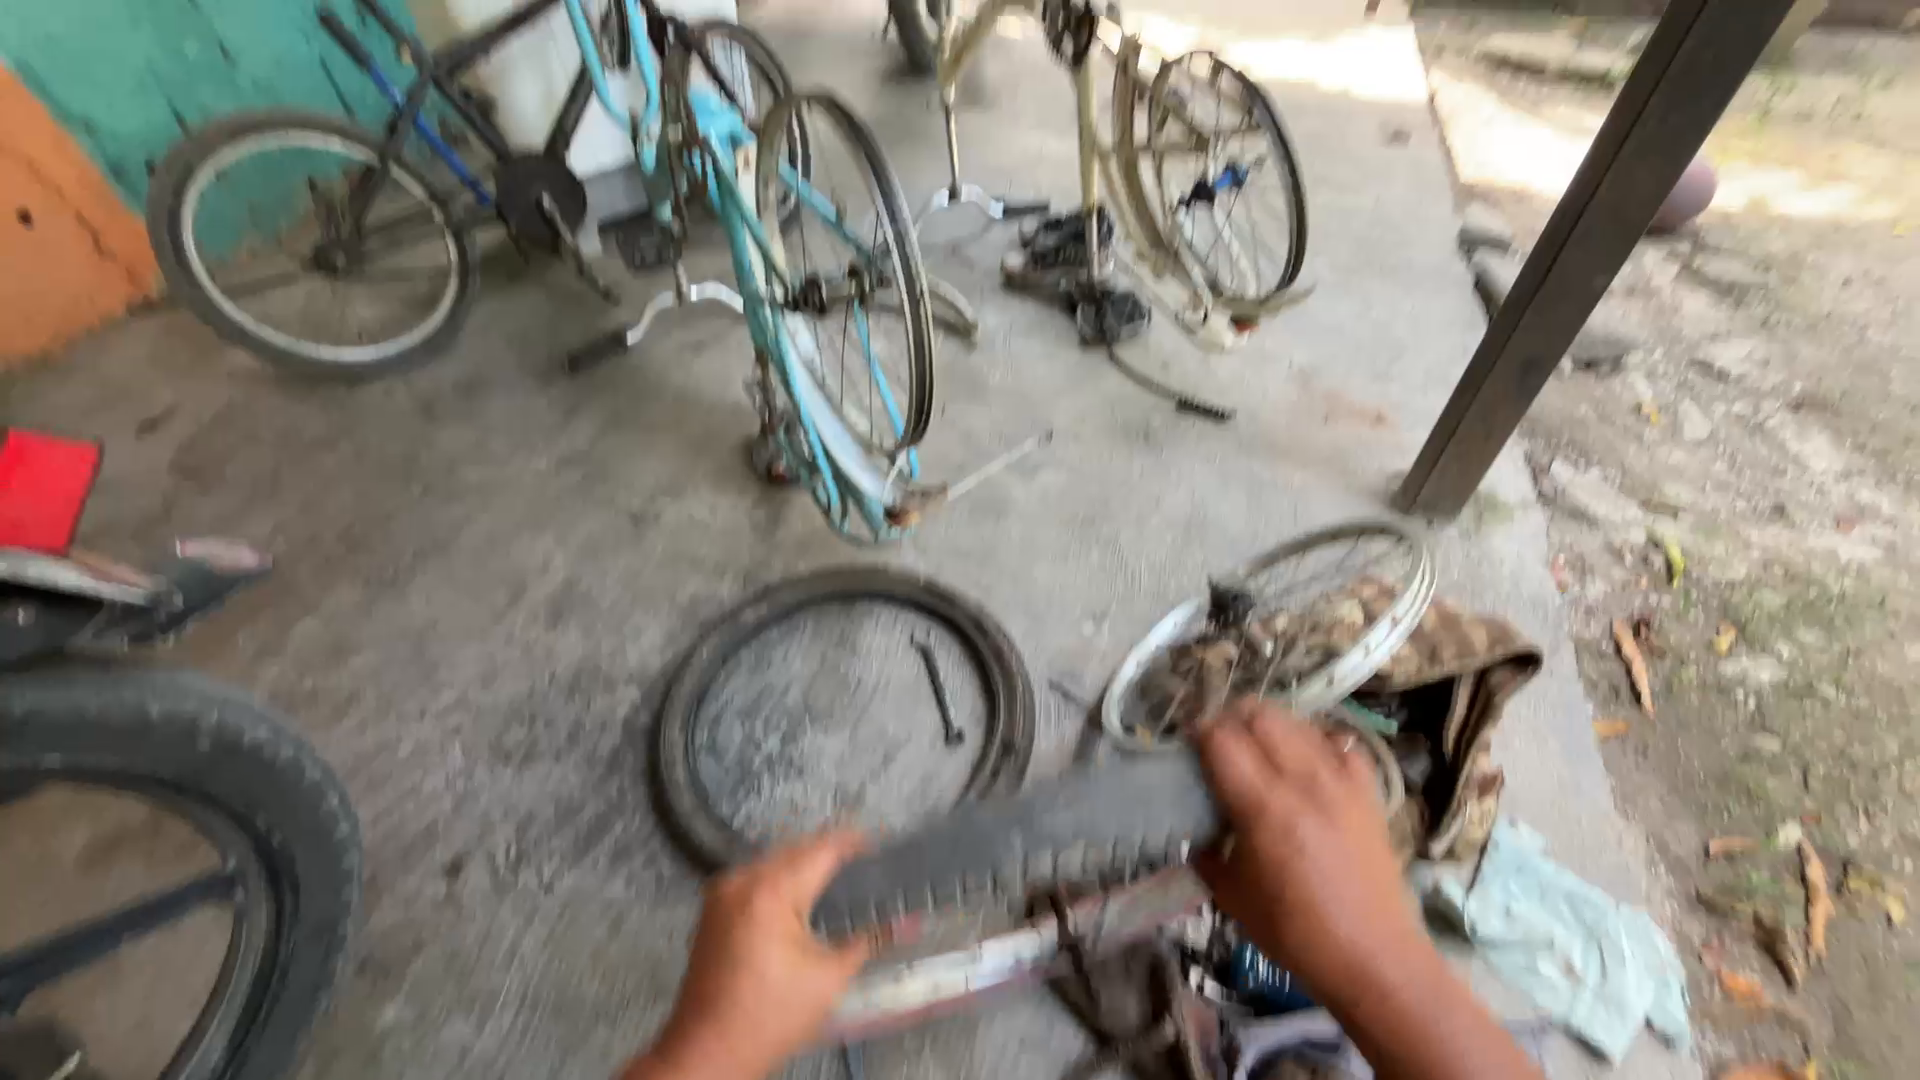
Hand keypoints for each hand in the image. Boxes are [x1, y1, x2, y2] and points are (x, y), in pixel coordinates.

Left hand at [625, 832, 870, 1079]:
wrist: (707, 1053)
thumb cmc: (771, 1017)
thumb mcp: (829, 977)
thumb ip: (870, 939)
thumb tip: (910, 921)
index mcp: (772, 890)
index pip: (823, 848)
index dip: (856, 842)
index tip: (882, 844)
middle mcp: (744, 879)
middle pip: (798, 849)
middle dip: (832, 853)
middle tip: (866, 866)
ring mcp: (723, 890)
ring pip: (775, 859)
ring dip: (805, 864)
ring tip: (839, 879)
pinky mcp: (714, 905)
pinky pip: (756, 875)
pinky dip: (781, 878)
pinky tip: (802, 896)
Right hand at [1191, 699, 1425, 1009]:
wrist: (1375, 959)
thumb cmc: (1295, 932)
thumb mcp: (1231, 895)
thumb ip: (1207, 853)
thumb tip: (1199, 832)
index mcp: (1263, 807)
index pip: (1221, 738)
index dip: (1197, 732)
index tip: (1187, 744)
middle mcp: (1303, 781)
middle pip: (1258, 714)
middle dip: (1230, 719)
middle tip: (1219, 743)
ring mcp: (1341, 781)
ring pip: (1296, 721)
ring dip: (1268, 726)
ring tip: (1258, 750)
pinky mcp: (1368, 791)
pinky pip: (1338, 742)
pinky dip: (1314, 741)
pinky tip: (1305, 761)